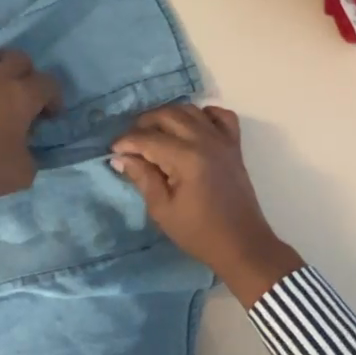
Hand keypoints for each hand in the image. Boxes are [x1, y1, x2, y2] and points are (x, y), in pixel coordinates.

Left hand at [0, 49, 62, 222]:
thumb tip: (24, 145)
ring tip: (0, 90)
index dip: (54, 98)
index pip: (48, 83)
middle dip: (28, 73)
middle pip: (19, 58)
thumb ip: (31, 150)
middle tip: (26, 96)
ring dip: (1, 69)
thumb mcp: (26, 170)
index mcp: (22, 97)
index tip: (50, 116)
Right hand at [109, 104, 303, 306]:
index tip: (113, 151)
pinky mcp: (234, 145)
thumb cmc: (198, 232)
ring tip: (155, 134)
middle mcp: (204, 140)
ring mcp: (222, 140)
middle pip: (167, 115)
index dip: (126, 142)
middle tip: (131, 143)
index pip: (148, 139)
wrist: (242, 244)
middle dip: (143, 124)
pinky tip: (192, 127)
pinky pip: (221, 116)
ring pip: (190, 110)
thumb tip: (121, 157)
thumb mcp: (162, 209)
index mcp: (185, 158)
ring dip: (169, 116)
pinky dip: (204, 114)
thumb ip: (142, 177)